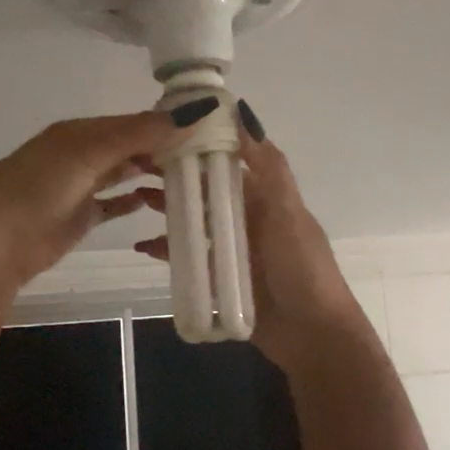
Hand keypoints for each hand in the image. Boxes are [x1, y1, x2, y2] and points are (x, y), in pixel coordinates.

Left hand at [0, 103, 215, 285]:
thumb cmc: (42, 186)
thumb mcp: (92, 151)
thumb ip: (141, 133)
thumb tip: (196, 111)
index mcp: (80, 131)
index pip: (132, 120)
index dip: (166, 122)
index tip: (206, 126)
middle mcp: (80, 153)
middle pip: (129, 145)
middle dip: (162, 148)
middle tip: (204, 157)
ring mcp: (77, 186)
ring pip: (122, 173)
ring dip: (150, 172)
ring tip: (187, 178)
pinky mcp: (78, 217)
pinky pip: (111, 204)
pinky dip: (130, 200)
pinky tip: (151, 200)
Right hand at [135, 101, 374, 370]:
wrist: (314, 337)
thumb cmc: (303, 268)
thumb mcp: (288, 212)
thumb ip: (267, 167)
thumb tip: (243, 113)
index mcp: (267, 198)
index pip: (229, 161)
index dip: (201, 144)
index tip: (167, 130)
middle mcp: (249, 218)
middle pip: (207, 189)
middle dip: (176, 176)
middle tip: (138, 164)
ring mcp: (234, 250)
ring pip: (195, 221)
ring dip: (169, 209)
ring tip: (135, 198)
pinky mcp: (222, 279)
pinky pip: (191, 258)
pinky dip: (169, 250)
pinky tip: (145, 246)